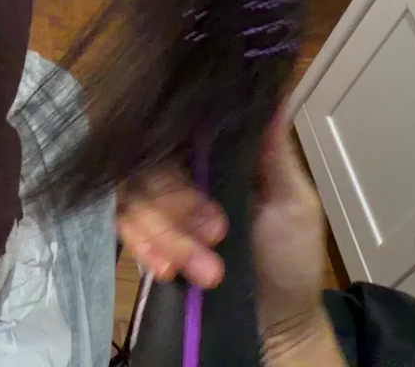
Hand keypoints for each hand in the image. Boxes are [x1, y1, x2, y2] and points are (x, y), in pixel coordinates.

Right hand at [115, 115, 336, 358]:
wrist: (274, 325)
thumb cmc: (289, 258)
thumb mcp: (293, 203)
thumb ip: (273, 151)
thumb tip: (275, 89)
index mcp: (208, 149)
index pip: (174, 127)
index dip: (182, 152)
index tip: (207, 190)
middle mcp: (174, 166)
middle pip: (148, 162)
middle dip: (177, 204)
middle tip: (217, 235)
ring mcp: (153, 199)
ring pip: (132, 194)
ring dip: (167, 234)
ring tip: (208, 273)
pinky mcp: (139, 230)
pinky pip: (121, 223)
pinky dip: (142, 245)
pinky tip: (165, 270)